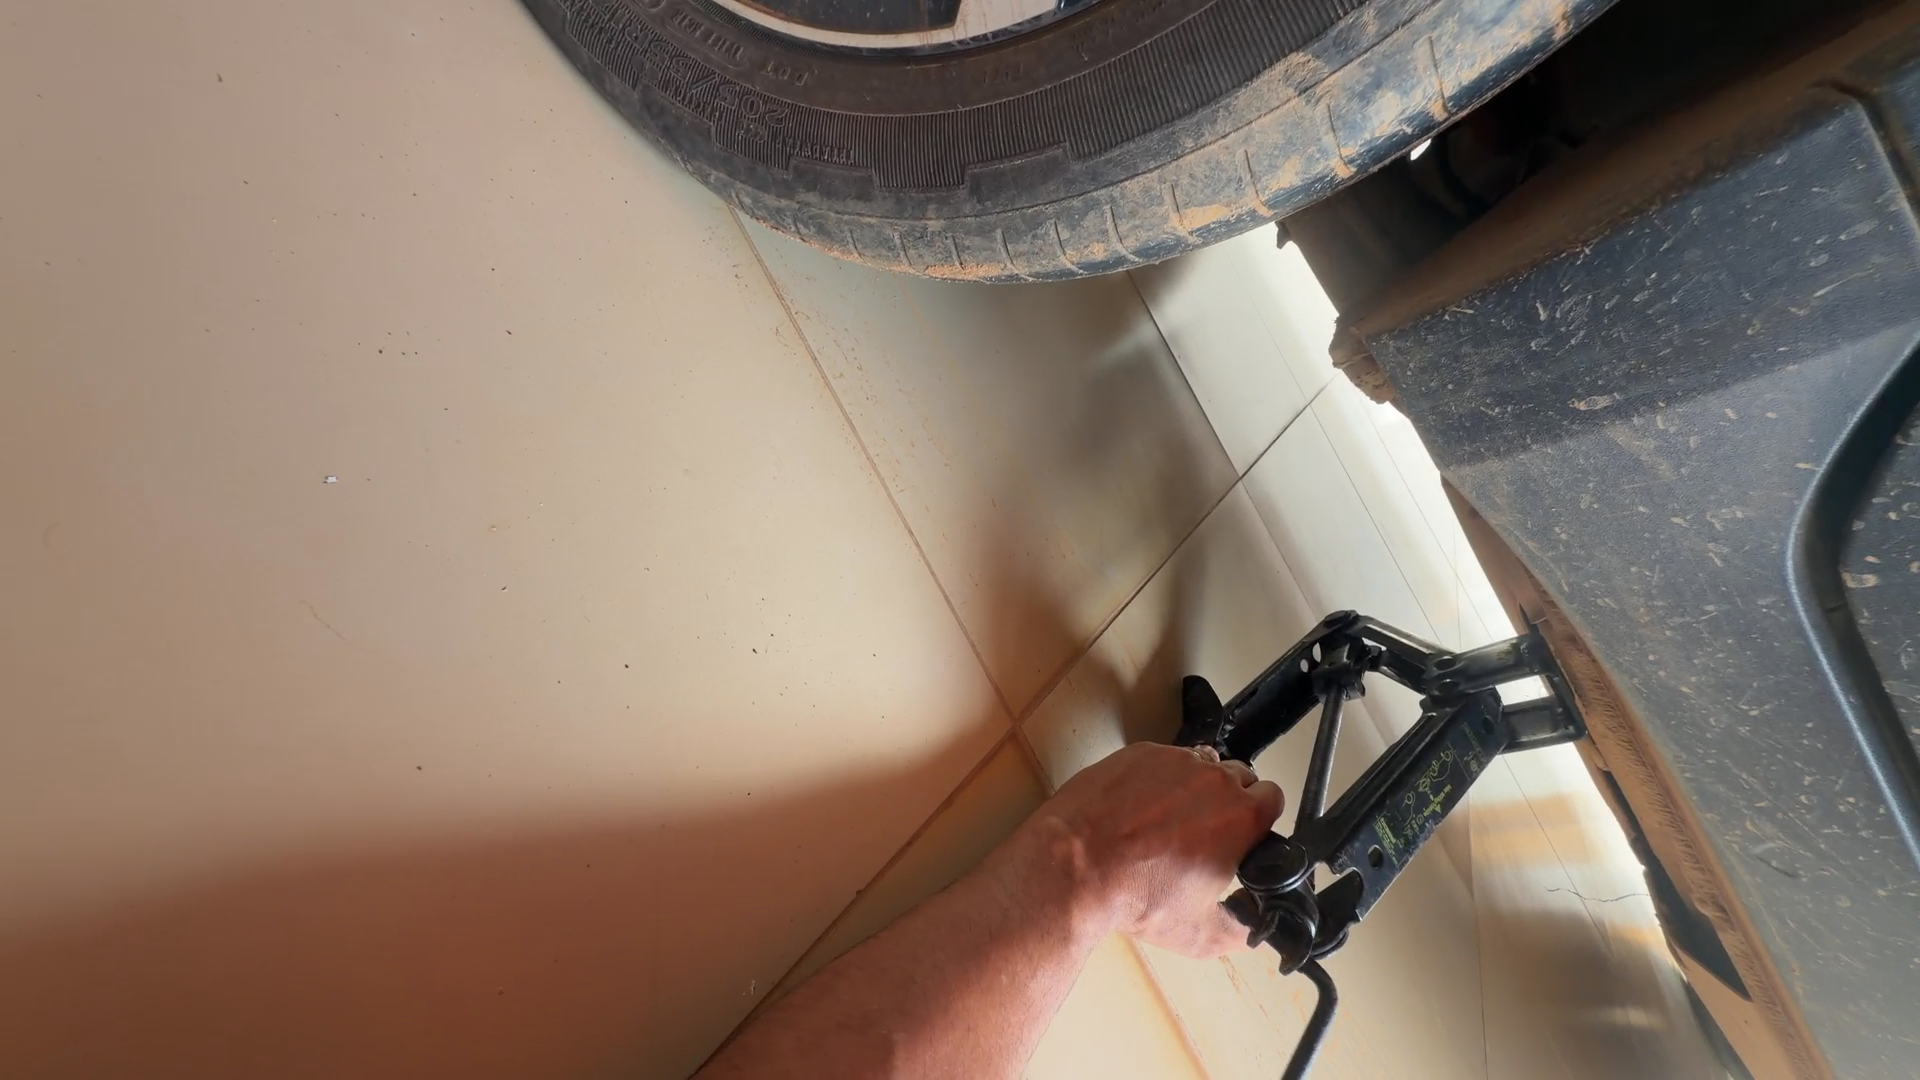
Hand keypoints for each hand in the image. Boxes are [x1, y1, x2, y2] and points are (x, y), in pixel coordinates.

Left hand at [998, 742, 1284, 957]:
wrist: (1075, 864)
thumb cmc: (1137, 896)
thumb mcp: (1201, 934)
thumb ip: (1240, 930)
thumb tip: (1250, 927)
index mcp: (1239, 815)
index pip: (1273, 797)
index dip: (1262, 816)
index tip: (1248, 832)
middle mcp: (1210, 777)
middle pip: (1238, 776)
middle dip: (1231, 798)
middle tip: (1208, 829)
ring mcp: (1171, 759)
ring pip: (1200, 762)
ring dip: (1196, 783)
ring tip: (1172, 816)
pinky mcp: (1135, 751)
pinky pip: (1161, 758)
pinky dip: (1158, 776)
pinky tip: (1139, 804)